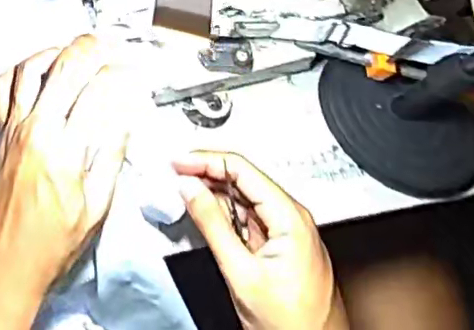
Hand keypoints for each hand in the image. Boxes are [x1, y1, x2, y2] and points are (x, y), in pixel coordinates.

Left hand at [0, 35, 130, 329]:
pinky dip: (21, 68)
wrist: (4, 264)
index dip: (118, 79)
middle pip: (65, 69)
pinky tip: (37, 66)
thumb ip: (110, 159)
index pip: (96, 94)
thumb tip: (123, 123)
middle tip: (108, 46)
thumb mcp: (94, 208)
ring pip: (31, 69)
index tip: (130, 77)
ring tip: (75, 48)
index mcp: (64, 152)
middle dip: (92, 50)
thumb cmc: (47, 245)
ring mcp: (14, 127)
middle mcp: (36, 131)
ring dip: (57, 50)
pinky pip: (4, 86)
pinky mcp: (0, 131)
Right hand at [175, 151, 346, 329]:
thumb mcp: (243, 275)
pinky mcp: (282, 247)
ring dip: (215, 195)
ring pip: (244, 199)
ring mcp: (288, 232)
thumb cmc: (296, 328)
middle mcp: (292, 217)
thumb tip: (191, 188)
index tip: (180, 162)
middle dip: (208, 175)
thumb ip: (213, 225)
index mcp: (290, 216)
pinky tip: (210, 217)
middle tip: (178, 175)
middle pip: (243, 179)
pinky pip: (250, 219)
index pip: (241, 168)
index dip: (206, 160)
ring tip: (188, 195)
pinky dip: (226, 215)